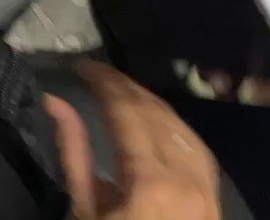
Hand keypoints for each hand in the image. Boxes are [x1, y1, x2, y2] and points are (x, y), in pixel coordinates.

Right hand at [44, 61, 221, 219]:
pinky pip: (197, 150)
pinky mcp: (215, 203)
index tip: (80, 65)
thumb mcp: (84, 209)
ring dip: (150, 102)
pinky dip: (174, 126)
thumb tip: (54, 101)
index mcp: (149, 180)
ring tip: (122, 89)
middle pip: (155, 113)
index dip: (102, 80)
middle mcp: (186, 179)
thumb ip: (72, 150)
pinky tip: (158, 120)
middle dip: (124, 85)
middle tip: (96, 72)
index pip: (126, 109)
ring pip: (181, 127)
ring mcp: (207, 192)